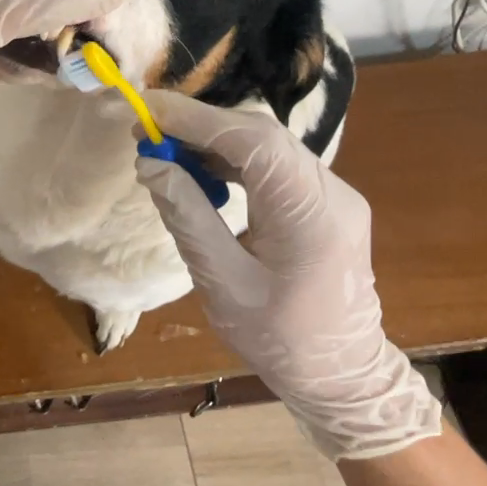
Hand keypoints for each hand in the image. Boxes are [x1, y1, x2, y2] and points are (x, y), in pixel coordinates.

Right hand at [135, 91, 441, 460]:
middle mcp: (330, 193)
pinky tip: (199, 172)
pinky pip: (276, 167)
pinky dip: (233, 161)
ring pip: (269, 147)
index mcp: (310, 215)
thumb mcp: (222, 283)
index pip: (254, 142)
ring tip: (163, 149)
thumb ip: (188, 218)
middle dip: (201, 124)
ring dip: (214, 141)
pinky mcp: (324, 206)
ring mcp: (332, 198)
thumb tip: (151, 165)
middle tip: (145, 128)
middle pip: (263, 136)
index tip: (146, 110)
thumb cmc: (278, 339)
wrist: (341, 375)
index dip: (197, 119)